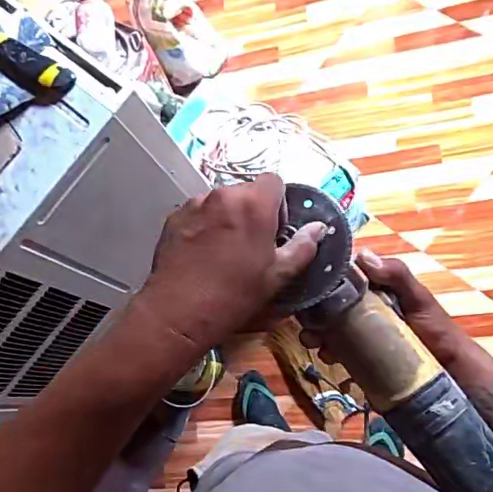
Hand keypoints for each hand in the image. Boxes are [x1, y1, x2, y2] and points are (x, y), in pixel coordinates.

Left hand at [133, 174, 326, 347]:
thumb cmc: (234, 294)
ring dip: (227, 218)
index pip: (274, 181)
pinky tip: (202, 253)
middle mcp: (222, 195)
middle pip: (245, 191)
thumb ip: (302, 247)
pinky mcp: (173, 217)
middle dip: (252, 211)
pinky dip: (204, 226)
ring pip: (219, 202)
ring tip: (224, 251)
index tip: (275, 229)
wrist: (179, 310)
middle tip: (251, 244)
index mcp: (253, 203)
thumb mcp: (277, 275)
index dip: (278, 203)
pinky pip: (197, 213)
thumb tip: (318, 228)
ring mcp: (194, 204)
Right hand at [310, 250, 492, 390]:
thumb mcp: (420, 300)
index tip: (307, 290)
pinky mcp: (363, 355)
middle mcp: (366, 307)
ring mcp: (363, 332)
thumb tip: (362, 255)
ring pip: (330, 327)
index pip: (342, 278)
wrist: (454, 377)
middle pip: (330, 305)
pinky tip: (328, 358)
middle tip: (308, 328)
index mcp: (376, 289)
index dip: (322, 283)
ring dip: (317, 334)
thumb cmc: (438, 333)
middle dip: (314, 315)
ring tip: (315, 345)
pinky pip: (339, 349)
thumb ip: (398, 276)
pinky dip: (329, 352)